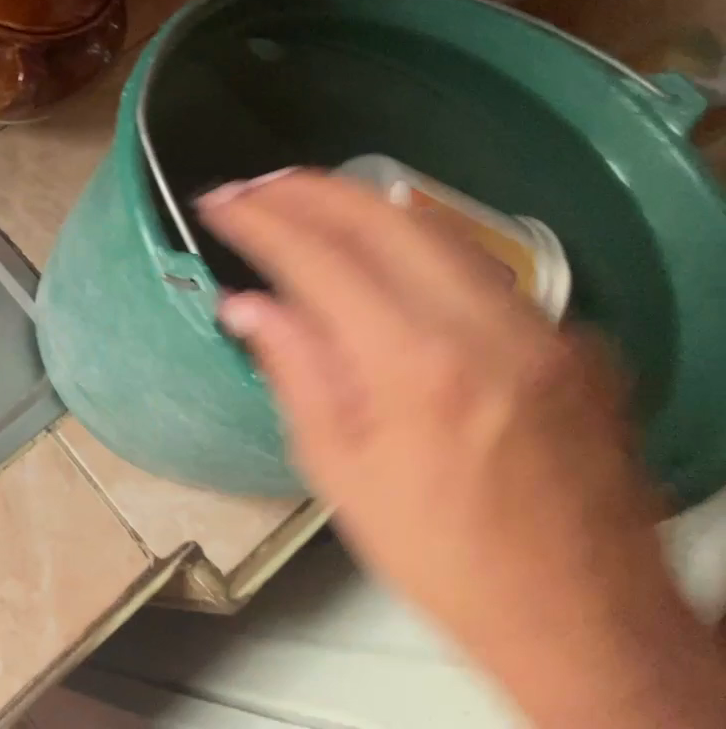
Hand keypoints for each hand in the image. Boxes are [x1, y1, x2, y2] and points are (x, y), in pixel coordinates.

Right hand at [197, 170, 669, 660]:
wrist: (590, 621)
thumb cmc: (438, 552)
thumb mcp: (336, 467)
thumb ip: (295, 369)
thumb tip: (247, 304)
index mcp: (413, 365)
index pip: (319, 258)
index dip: (259, 220)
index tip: (217, 203)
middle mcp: (487, 330)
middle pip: (384, 219)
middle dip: (307, 190)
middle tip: (253, 186)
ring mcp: (544, 332)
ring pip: (441, 232)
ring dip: (362, 205)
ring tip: (305, 199)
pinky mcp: (577, 346)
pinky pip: (483, 270)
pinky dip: (417, 243)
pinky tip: (385, 253)